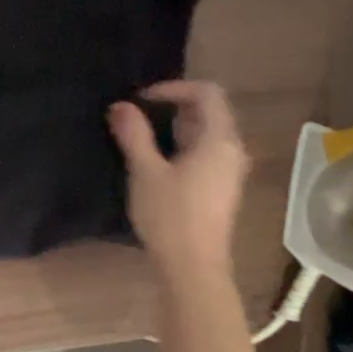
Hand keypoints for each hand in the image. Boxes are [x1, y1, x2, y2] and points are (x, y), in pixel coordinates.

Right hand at [108, 80, 249, 283]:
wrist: (193, 263)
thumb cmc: (169, 215)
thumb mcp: (145, 173)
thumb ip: (134, 136)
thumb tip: (120, 106)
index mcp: (219, 138)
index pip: (206, 93)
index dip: (173, 88)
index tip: (139, 100)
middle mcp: (232, 147)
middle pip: (208, 112)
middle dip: (172, 108)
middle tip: (135, 119)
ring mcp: (230, 169)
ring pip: (205, 135)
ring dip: (175, 130)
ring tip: (141, 141)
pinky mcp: (221, 187)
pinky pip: (205, 154)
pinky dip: (181, 148)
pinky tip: (157, 166)